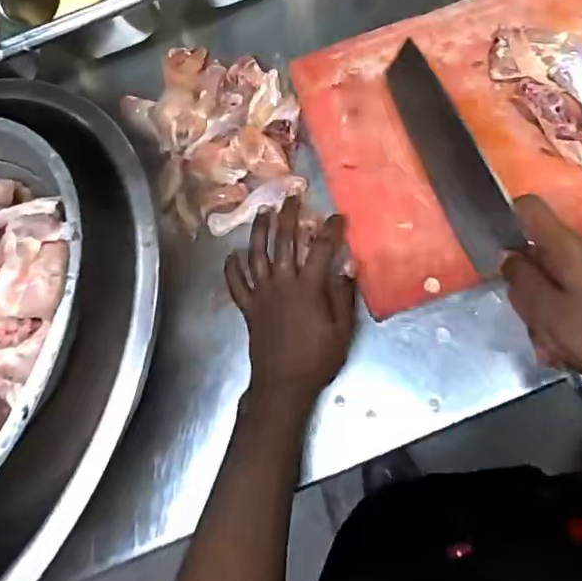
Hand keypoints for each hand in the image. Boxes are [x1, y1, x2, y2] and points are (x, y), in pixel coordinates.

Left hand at [224, 200, 356, 406]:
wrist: (282, 383)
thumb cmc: (317, 358)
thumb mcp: (341, 329)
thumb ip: (343, 294)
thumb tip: (348, 265)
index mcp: (307, 287)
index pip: (320, 249)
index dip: (330, 230)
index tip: (337, 216)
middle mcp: (281, 283)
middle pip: (283, 241)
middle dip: (289, 216)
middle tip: (291, 197)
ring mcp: (261, 293)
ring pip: (256, 254)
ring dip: (260, 231)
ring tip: (263, 212)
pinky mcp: (247, 306)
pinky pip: (236, 283)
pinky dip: (232, 267)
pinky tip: (232, 255)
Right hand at [501, 195, 581, 391]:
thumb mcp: (547, 311)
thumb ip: (520, 280)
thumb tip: (506, 256)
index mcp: (565, 245)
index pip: (528, 207)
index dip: (505, 216)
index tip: (493, 244)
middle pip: (535, 249)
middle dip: (522, 280)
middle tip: (524, 313)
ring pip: (550, 278)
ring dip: (541, 307)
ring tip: (546, 344)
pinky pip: (569, 297)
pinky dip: (560, 318)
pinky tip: (564, 349)